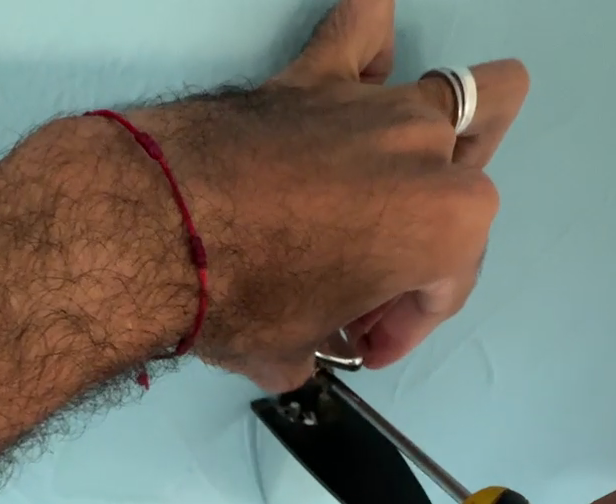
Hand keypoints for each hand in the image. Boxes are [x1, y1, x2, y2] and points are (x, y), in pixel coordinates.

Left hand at [129, 0, 528, 390]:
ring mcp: (376, 103)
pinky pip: (362, 30)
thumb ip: (311, 354)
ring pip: (456, 96)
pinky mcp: (315, 71)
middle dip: (420, 251)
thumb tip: (299, 358)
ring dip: (434, 152)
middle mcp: (427, 154)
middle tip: (365, 284)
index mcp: (445, 228)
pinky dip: (365, 54)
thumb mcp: (288, 355)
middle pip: (454, 205)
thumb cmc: (243, 302)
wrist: (160, 232)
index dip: (401, 332)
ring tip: (385, 192)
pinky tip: (347, 89)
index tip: (360, 352)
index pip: (441, 291)